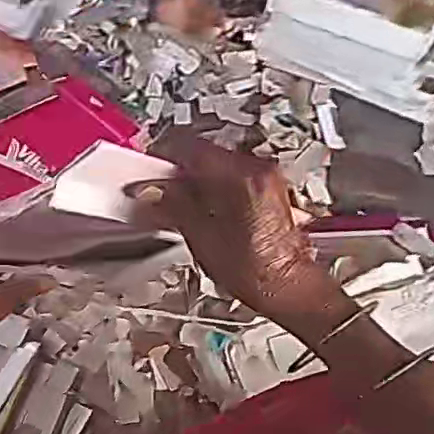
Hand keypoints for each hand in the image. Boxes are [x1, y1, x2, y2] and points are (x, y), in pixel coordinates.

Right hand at [137, 135, 350, 329]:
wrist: (286, 287)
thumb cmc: (255, 271)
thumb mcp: (202, 238)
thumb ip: (173, 206)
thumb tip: (150, 192)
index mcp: (240, 176)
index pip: (190, 146)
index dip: (161, 157)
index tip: (147, 172)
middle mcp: (258, 169)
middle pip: (204, 154)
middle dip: (177, 172)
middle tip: (158, 192)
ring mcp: (266, 178)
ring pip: (217, 165)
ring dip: (194, 181)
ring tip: (179, 206)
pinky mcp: (269, 191)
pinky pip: (232, 177)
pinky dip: (212, 188)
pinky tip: (202, 212)